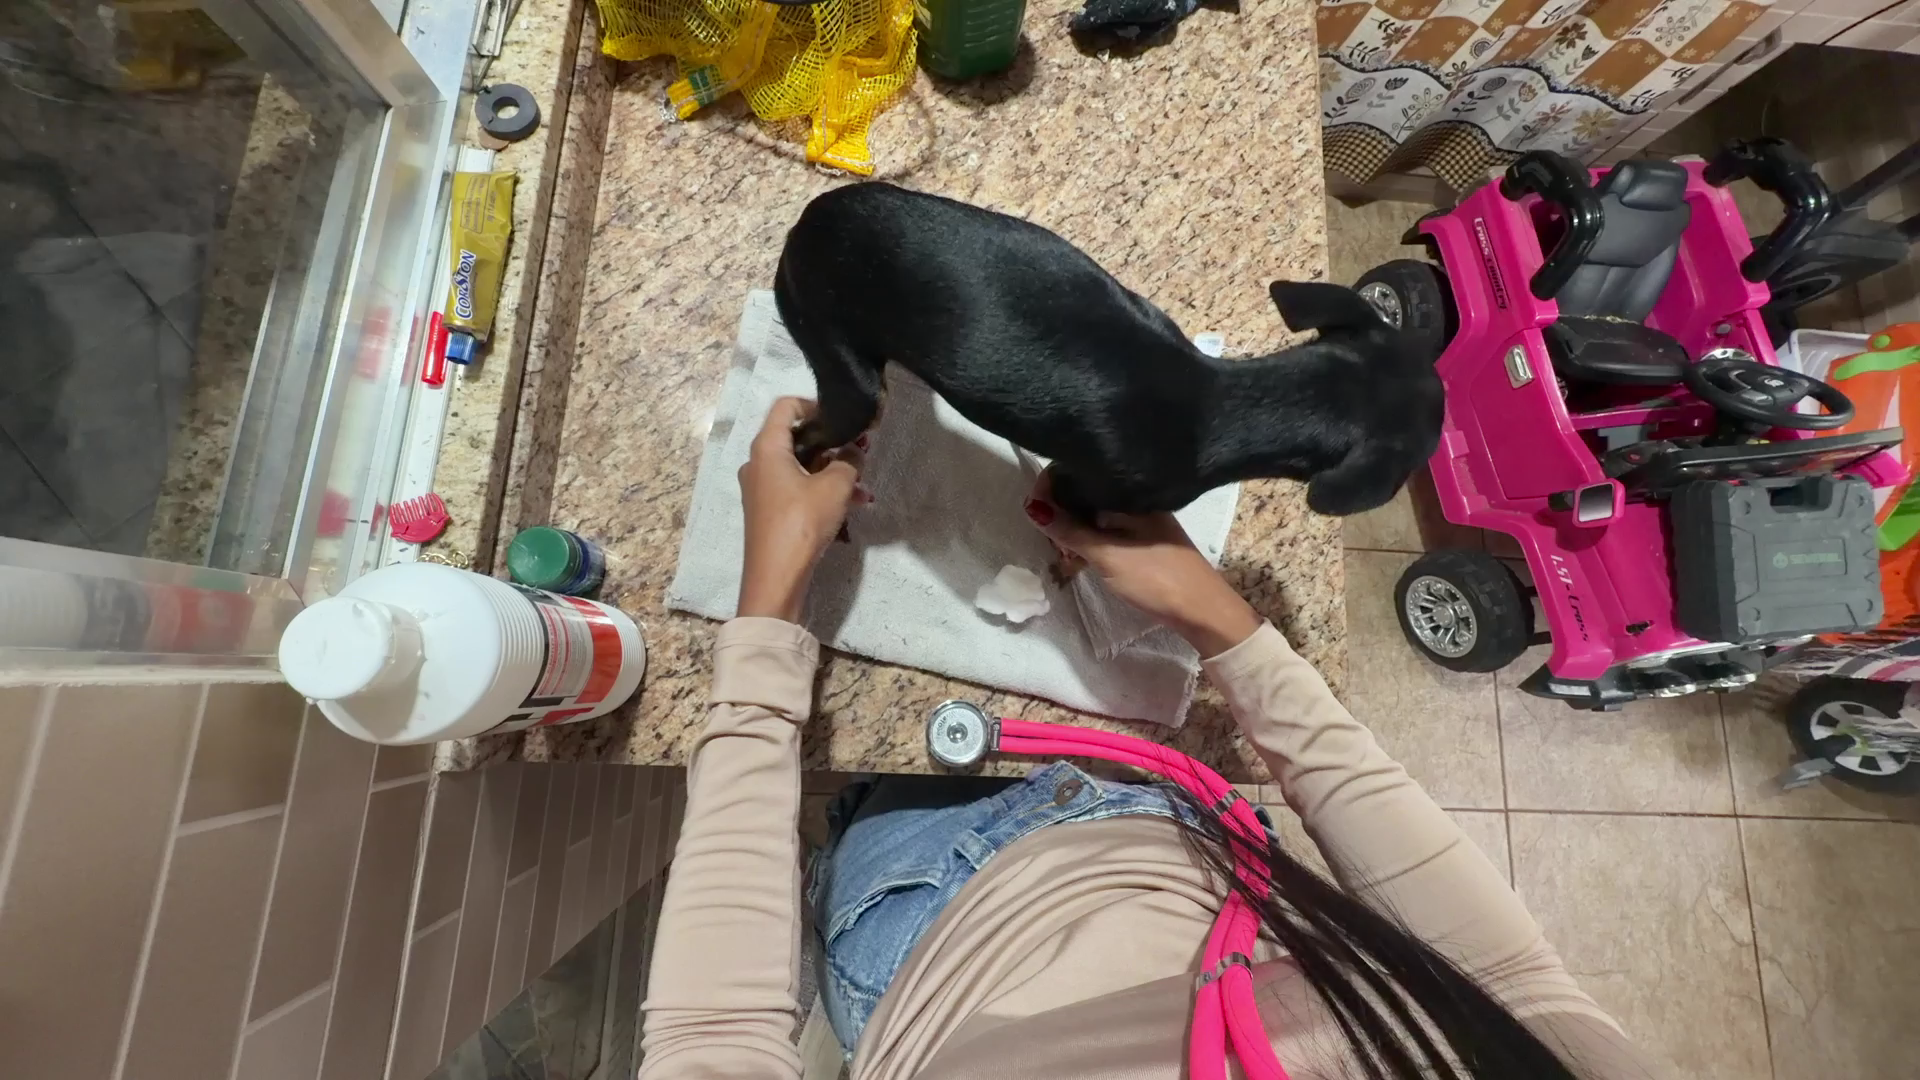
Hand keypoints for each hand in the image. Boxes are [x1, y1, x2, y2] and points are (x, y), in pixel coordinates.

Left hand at [737, 398, 863, 621]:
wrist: (776, 576)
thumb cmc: (802, 522)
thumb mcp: (835, 487)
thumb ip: (849, 461)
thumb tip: (855, 451)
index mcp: (766, 447)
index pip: (786, 406)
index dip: (815, 405)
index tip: (842, 418)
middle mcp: (758, 462)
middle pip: (795, 437)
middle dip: (830, 442)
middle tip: (860, 449)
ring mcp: (761, 487)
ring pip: (800, 465)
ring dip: (831, 469)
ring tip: (862, 484)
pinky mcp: (769, 509)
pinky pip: (797, 487)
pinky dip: (821, 489)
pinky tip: (851, 503)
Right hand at [1024, 472, 1260, 656]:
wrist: (1203, 611)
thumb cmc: (1156, 577)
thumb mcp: (1106, 554)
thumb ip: (1068, 529)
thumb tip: (1031, 506)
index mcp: (1126, 493)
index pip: (1077, 474)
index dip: (1050, 490)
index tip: (1035, 516)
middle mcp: (1131, 498)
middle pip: (1081, 495)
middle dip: (1059, 516)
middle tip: (1056, 547)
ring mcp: (1137, 519)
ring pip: (1090, 516)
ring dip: (1071, 533)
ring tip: (1068, 559)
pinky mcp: (1139, 539)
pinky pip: (1103, 531)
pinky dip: (1088, 543)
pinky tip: (1081, 561)